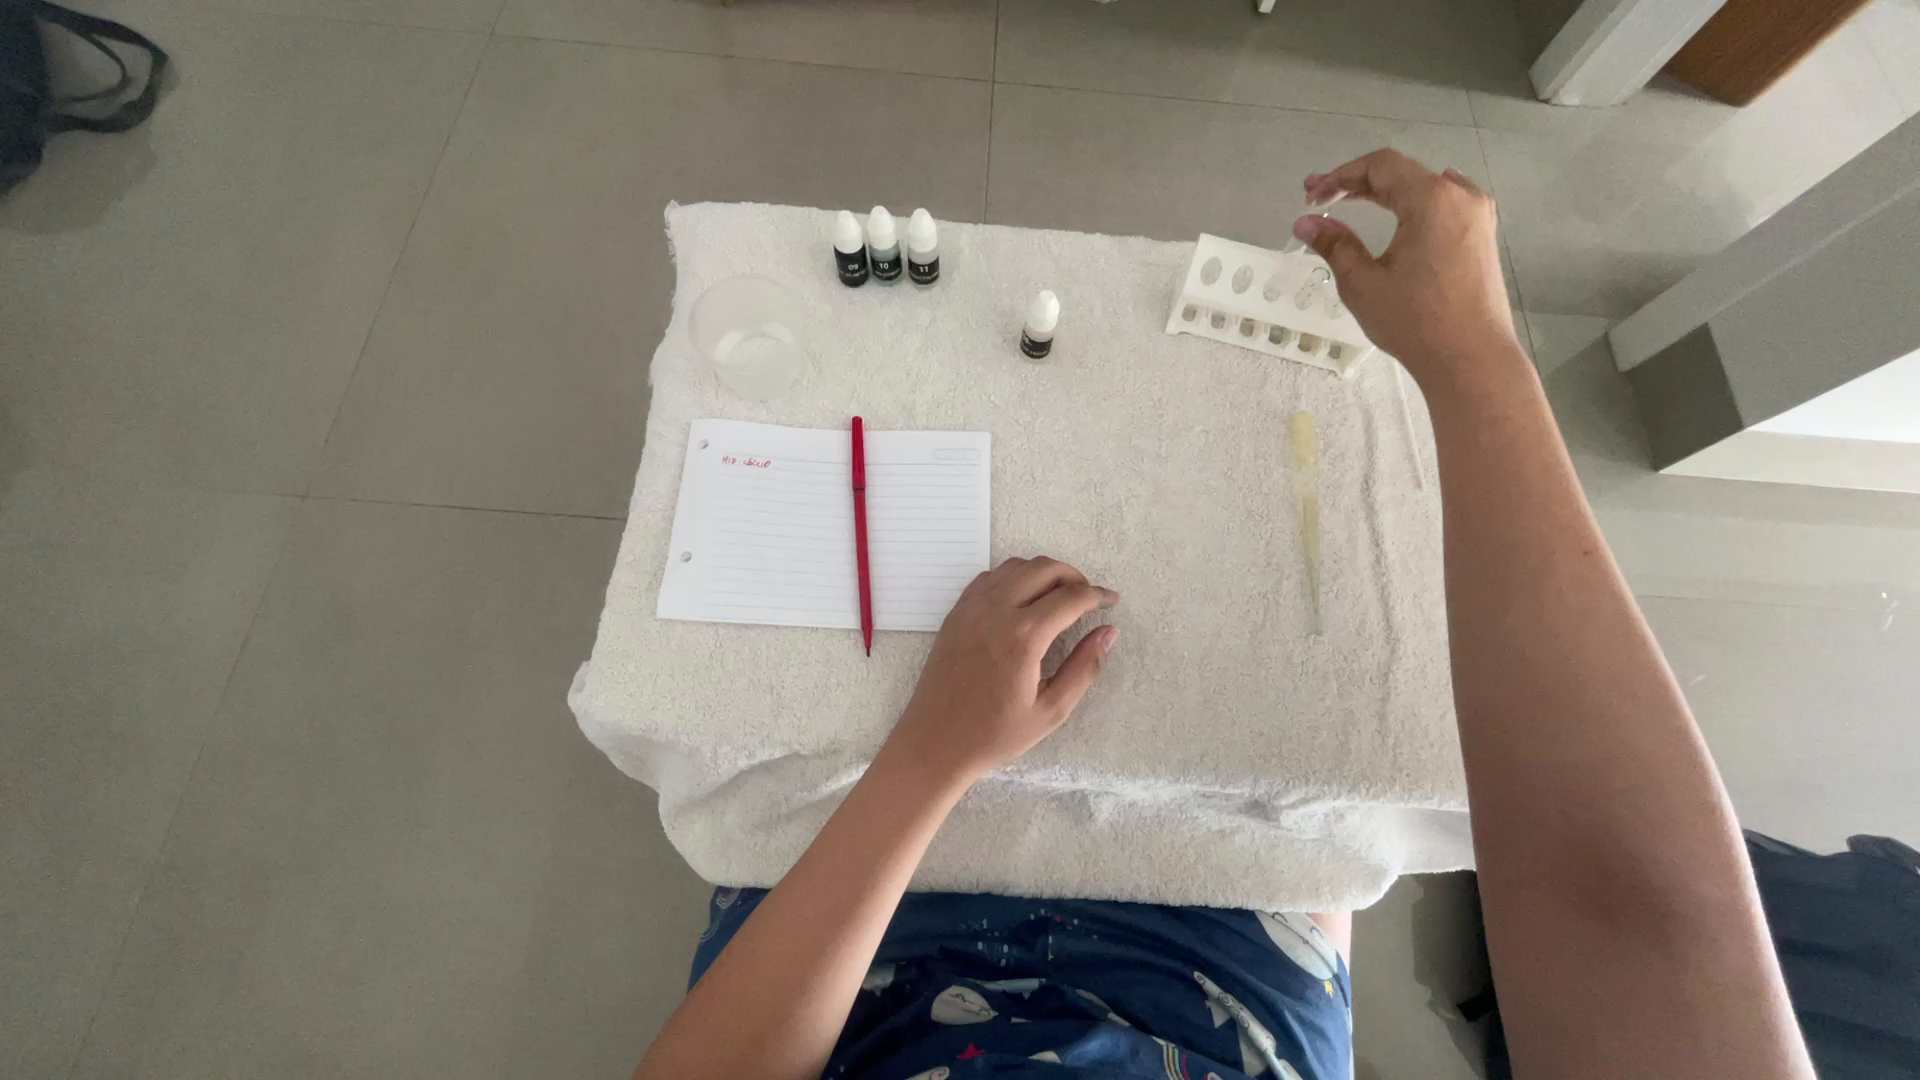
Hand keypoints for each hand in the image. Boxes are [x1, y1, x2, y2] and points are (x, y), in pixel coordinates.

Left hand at [879, 556, 1119, 786]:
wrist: (935, 742)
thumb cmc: (994, 734)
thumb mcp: (1051, 710)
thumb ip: (1085, 667)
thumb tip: (1108, 633)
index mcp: (1023, 637)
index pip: (1071, 597)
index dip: (1098, 595)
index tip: (1111, 602)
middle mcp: (995, 611)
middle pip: (1044, 568)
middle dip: (1073, 576)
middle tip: (1087, 598)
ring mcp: (971, 608)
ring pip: (1015, 566)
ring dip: (1043, 573)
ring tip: (1058, 598)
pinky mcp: (956, 613)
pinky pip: (989, 577)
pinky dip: (1013, 578)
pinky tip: (1023, 601)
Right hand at [1292, 149, 1524, 390]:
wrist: (1469, 355)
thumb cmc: (1413, 320)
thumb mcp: (1362, 283)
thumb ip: (1334, 245)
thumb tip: (1305, 222)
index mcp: (1431, 200)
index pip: (1380, 166)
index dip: (1340, 176)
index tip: (1310, 196)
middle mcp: (1460, 195)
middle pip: (1402, 173)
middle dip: (1356, 183)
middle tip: (1317, 196)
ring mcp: (1477, 213)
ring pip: (1423, 186)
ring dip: (1383, 192)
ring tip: (1350, 204)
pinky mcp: (1481, 233)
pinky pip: (1442, 202)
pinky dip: (1410, 204)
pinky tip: (1396, 216)